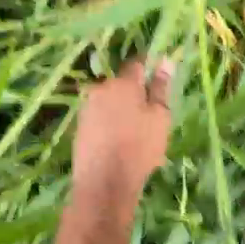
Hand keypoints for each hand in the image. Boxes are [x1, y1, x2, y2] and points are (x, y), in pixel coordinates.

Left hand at [71, 60, 173, 214]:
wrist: (104, 183)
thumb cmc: (139, 147)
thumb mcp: (160, 116)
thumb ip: (161, 88)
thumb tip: (165, 60)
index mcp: (123, 83)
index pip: (138, 63)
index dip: (150, 69)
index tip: (160, 81)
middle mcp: (100, 89)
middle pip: (122, 84)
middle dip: (136, 93)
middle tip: (151, 115)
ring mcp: (86, 107)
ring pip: (111, 100)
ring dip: (123, 109)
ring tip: (136, 133)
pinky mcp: (79, 126)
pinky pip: (100, 116)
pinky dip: (111, 123)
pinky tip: (120, 141)